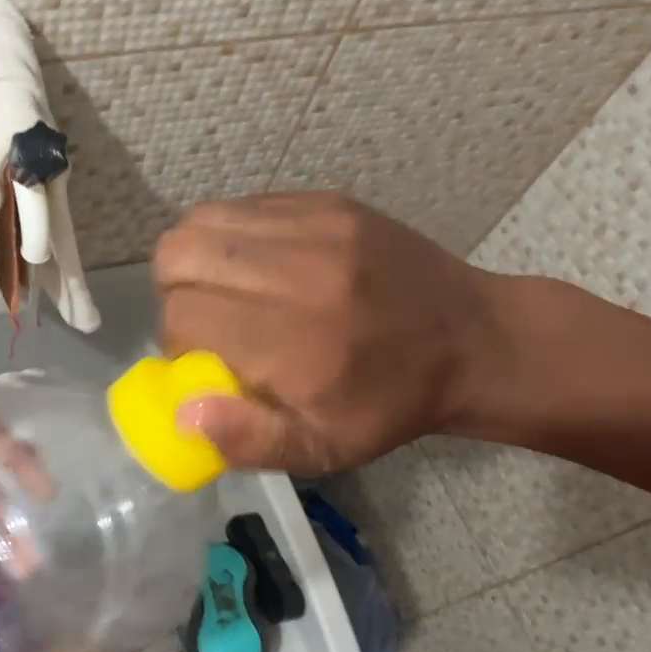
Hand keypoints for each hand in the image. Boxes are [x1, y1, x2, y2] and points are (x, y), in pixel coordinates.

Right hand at [154, 192, 506, 474]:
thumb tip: (183, 411)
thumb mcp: (323, 449)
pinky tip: (263, 268)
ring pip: (200, 221)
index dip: (180, 341)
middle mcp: (298, 272)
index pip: (182, 314)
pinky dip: (232, 237)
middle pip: (177, 255)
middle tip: (209, 320)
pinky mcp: (326, 202)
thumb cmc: (390, 405)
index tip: (208, 359)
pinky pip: (242, 207)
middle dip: (176, 293)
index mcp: (296, 340)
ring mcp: (314, 225)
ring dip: (196, 260)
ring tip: (230, 291)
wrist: (475, 340)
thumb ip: (249, 439)